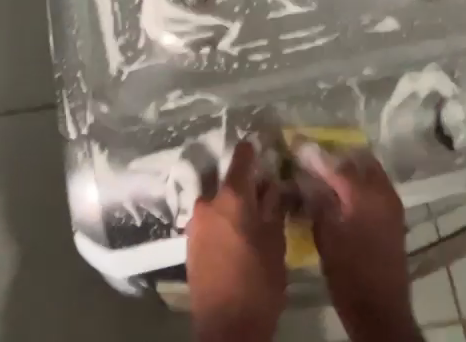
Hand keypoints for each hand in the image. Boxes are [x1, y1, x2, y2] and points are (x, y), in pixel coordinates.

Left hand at [188, 141, 287, 341]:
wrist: (226, 327)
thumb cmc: (258, 283)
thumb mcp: (275, 243)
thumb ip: (272, 208)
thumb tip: (272, 184)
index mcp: (230, 198)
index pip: (240, 160)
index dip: (251, 150)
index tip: (260, 143)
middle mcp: (207, 203)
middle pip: (226, 181)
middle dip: (243, 181)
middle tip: (262, 185)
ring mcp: (195, 223)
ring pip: (216, 201)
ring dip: (231, 201)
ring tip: (250, 211)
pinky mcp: (190, 242)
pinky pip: (209, 219)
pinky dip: (221, 218)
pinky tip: (236, 230)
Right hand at [296, 144, 418, 341]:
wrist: (380, 309)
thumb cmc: (348, 274)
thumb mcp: (325, 236)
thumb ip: (317, 200)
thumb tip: (305, 176)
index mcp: (364, 195)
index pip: (336, 163)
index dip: (315, 154)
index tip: (297, 144)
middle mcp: (383, 192)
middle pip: (359, 159)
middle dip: (336, 155)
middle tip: (314, 159)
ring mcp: (392, 203)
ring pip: (370, 171)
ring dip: (350, 167)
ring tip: (326, 174)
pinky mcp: (395, 216)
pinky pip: (377, 185)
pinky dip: (360, 181)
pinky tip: (342, 192)